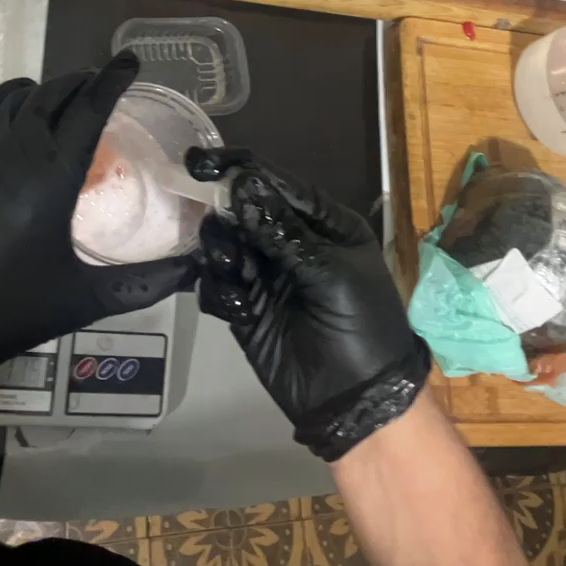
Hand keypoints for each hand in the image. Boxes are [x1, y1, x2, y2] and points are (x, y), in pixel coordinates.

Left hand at [0, 53, 196, 410]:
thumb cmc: (14, 310)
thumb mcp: (86, 300)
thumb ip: (144, 283)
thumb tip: (192, 270)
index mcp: (51, 181)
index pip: (87, 112)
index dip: (111, 82)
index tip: (130, 63)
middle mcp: (15, 157)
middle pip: (52, 98)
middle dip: (82, 82)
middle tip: (106, 83)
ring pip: (17, 101)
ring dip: (47, 88)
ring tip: (70, 91)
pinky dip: (2, 97)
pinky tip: (17, 98)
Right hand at [189, 148, 430, 460]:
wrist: (358, 403)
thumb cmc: (360, 325)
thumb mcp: (330, 272)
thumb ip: (283, 230)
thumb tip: (243, 186)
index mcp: (323, 225)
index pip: (279, 184)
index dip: (244, 169)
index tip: (205, 162)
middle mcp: (291, 242)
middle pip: (245, 210)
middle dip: (225, 213)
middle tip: (212, 223)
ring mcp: (265, 274)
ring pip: (226, 244)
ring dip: (220, 251)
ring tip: (231, 268)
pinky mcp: (244, 307)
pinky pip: (217, 284)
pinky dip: (219, 289)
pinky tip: (236, 305)